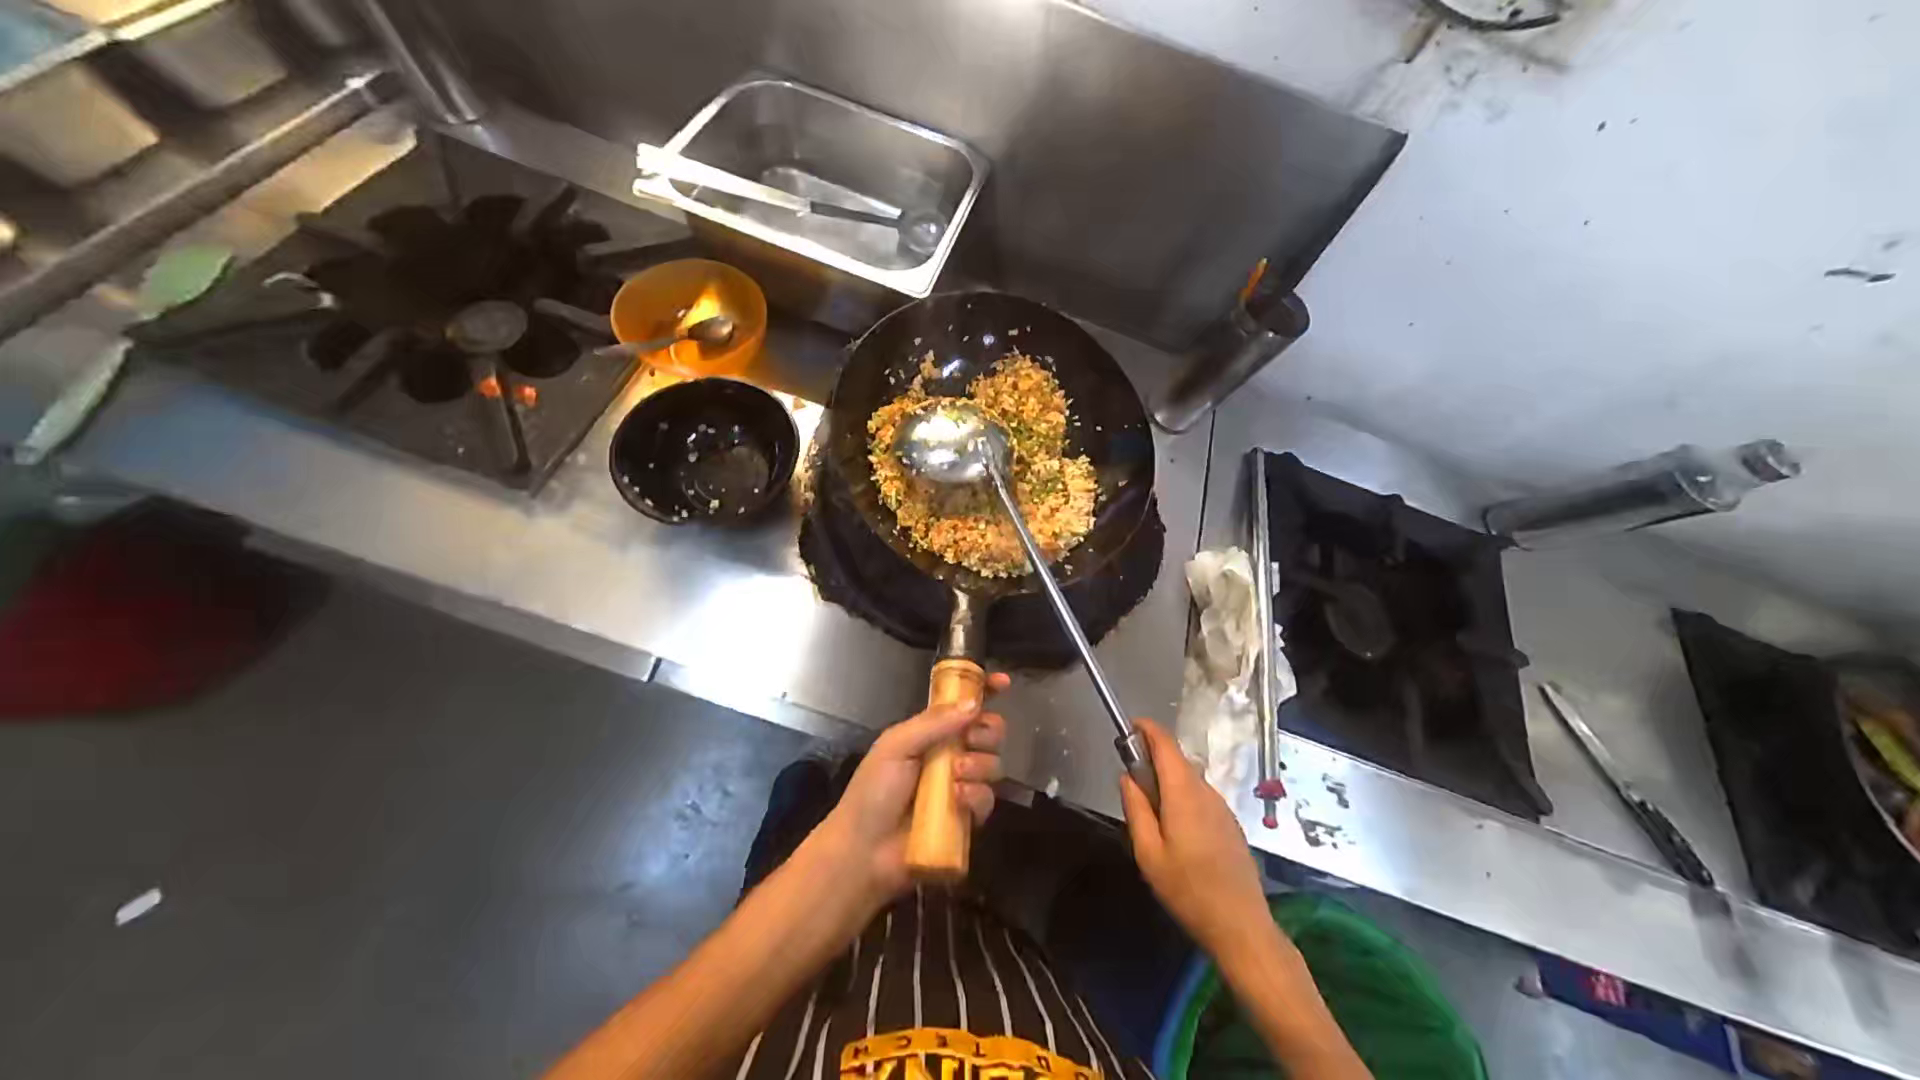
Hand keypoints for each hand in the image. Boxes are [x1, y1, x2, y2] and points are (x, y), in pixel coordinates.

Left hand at [804, 673, 1010, 911]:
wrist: (865, 851)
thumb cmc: (873, 791)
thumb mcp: (896, 745)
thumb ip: (934, 722)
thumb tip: (974, 703)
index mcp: (930, 733)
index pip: (963, 706)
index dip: (985, 692)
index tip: (1003, 683)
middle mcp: (949, 756)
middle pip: (988, 732)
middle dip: (986, 732)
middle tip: (970, 741)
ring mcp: (961, 787)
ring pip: (993, 764)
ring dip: (978, 766)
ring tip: (954, 778)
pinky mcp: (968, 818)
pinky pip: (988, 799)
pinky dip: (976, 795)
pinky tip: (958, 801)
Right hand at [1118, 718, 1274, 956]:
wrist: (1241, 927)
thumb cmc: (1188, 890)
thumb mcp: (1148, 853)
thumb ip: (1135, 809)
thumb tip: (1127, 777)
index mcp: (1184, 794)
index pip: (1166, 745)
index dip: (1147, 729)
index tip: (1129, 729)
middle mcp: (1206, 793)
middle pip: (1177, 761)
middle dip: (1152, 760)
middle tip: (1130, 782)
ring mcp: (1222, 808)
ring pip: (1189, 780)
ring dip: (1167, 782)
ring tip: (1150, 813)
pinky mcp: (1230, 825)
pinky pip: (1201, 798)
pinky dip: (1182, 798)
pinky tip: (1174, 830)